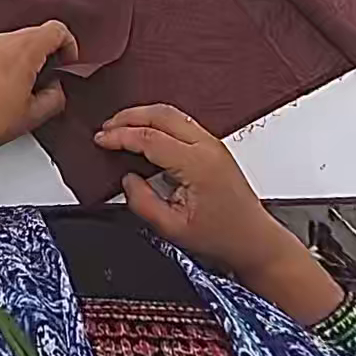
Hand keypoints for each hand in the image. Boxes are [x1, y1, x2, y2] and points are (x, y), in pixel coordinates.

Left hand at [0, 20, 78, 162]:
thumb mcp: (35, 115)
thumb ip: (56, 96)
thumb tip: (56, 88)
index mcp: (24, 51)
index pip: (56, 30)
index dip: (68, 45)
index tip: (66, 61)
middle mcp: (1, 41)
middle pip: (33, 34)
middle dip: (42, 54)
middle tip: (40, 80)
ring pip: (11, 40)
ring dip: (18, 56)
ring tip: (13, 86)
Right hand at [93, 105, 340, 323]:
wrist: (255, 241)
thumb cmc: (223, 237)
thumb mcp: (172, 229)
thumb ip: (142, 202)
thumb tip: (127, 180)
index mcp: (197, 164)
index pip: (150, 138)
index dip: (120, 136)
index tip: (100, 140)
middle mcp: (207, 146)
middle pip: (161, 114)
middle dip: (128, 116)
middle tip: (106, 128)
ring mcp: (212, 143)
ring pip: (172, 113)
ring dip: (143, 115)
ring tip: (119, 128)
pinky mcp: (213, 147)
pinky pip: (181, 122)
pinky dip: (157, 122)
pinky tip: (143, 133)